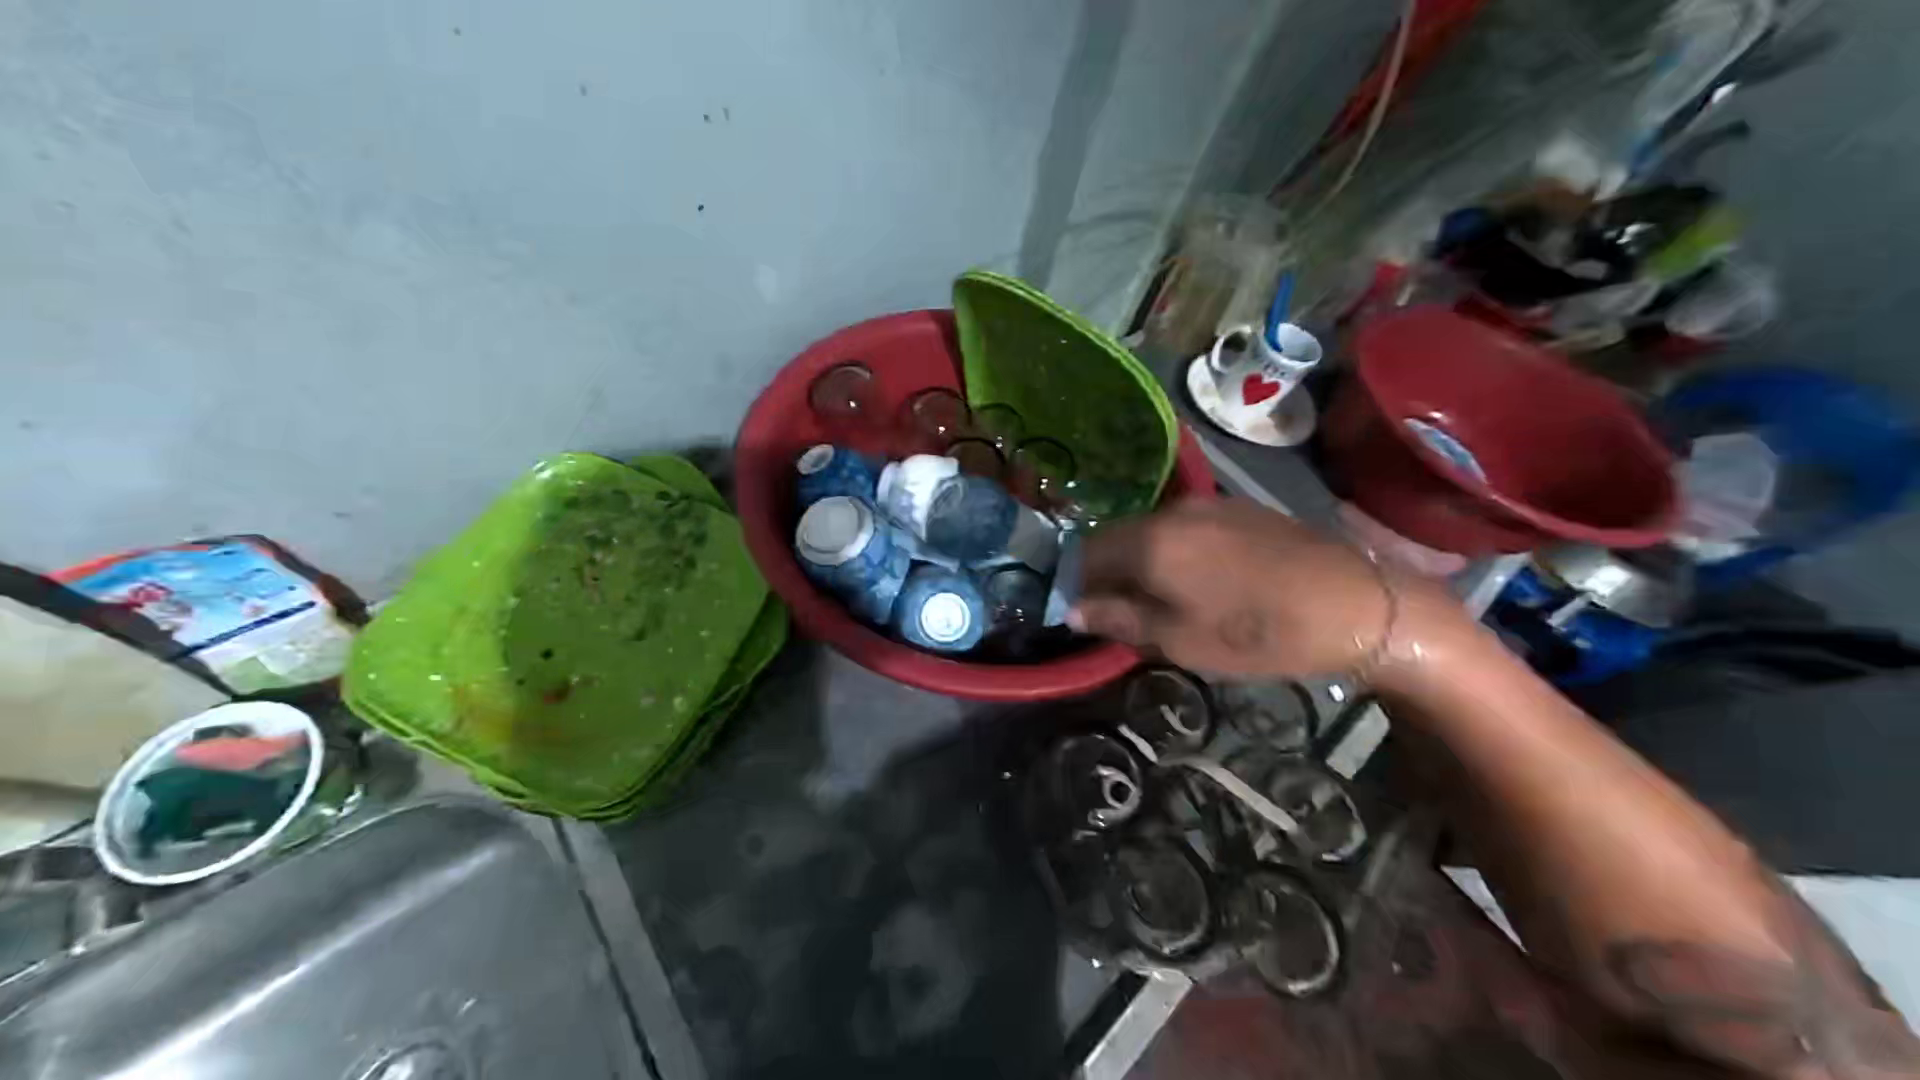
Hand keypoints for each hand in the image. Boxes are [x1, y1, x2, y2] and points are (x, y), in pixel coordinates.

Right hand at [1069, 499, 1461, 680]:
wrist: (1357, 605)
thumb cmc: (1259, 633)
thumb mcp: (1180, 640)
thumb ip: (1119, 619)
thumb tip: (1073, 610)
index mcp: (1150, 542)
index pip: (1086, 553)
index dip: (1078, 584)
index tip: (1087, 614)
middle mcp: (1172, 511)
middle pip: (1118, 537)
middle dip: (1109, 572)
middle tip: (1124, 612)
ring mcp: (1209, 504)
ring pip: (1152, 530)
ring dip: (1144, 560)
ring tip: (1164, 598)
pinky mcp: (1240, 507)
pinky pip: (1185, 526)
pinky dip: (1175, 550)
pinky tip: (1201, 578)